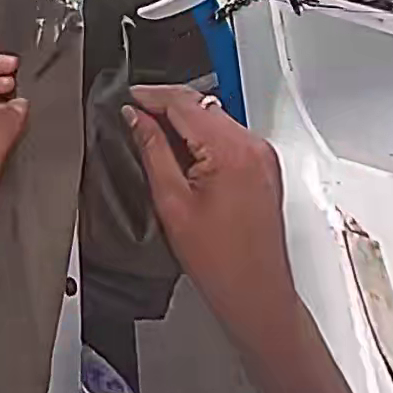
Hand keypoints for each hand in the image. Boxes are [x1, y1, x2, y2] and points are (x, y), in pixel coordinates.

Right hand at [124, 85, 293, 341]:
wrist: (258, 296)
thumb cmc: (220, 263)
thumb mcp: (172, 202)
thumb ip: (152, 150)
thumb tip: (136, 117)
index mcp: (231, 151)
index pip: (185, 103)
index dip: (152, 96)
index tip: (129, 97)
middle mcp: (252, 145)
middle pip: (201, 105)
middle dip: (166, 105)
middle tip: (135, 113)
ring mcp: (262, 153)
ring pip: (213, 115)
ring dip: (184, 119)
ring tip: (153, 132)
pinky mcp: (263, 163)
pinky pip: (227, 133)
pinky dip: (202, 134)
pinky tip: (182, 150)